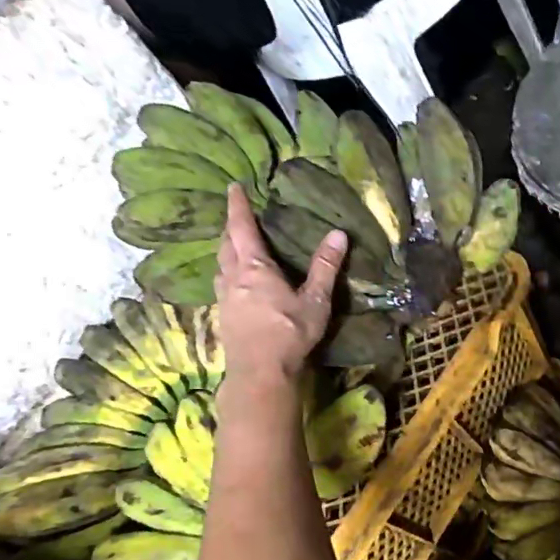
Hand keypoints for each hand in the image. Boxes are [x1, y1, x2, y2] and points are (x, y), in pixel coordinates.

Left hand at [214, 185, 345, 387]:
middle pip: (225, 245)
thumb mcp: (315, 300)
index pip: (241, 228)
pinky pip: (221, 285)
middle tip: (235, 218)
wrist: (260, 372)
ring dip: (226, 252)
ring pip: (220, 266)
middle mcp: (233, 277)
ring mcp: (224, 298)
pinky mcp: (224, 317)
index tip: (233, 187)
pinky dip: (227, 274)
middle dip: (229, 228)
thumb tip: (339, 234)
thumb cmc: (289, 333)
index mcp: (254, 267)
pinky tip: (236, 284)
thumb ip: (325, 268)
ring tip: (234, 248)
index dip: (237, 206)